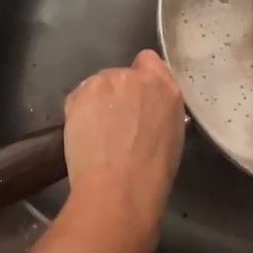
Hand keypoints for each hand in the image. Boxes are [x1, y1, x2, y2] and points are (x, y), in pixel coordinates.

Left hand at [60, 50, 184, 245]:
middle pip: (121, 75)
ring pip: (98, 86)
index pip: (150, 61)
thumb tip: (148, 110)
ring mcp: (105, 82)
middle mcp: (135, 77)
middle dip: (118, 94)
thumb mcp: (172, 135)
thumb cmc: (152, 175)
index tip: (137, 99)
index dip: (142, 78)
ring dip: (98, 102)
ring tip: (99, 134)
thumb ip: (160, 110)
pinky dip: (80, 112)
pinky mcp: (79, 93)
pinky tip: (85, 136)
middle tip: (117, 124)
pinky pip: (79, 97)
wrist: (118, 190)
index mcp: (166, 88)